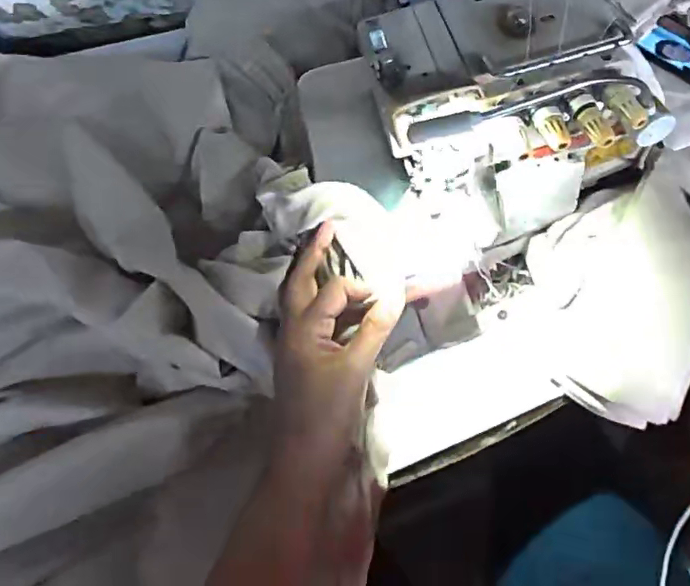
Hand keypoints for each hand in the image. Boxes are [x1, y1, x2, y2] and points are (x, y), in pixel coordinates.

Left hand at [272, 221, 403, 470]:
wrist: (303, 463)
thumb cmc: (326, 414)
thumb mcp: (356, 369)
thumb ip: (375, 327)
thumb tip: (397, 291)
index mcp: (302, 328)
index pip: (334, 291)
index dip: (362, 288)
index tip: (387, 297)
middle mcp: (293, 329)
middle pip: (300, 281)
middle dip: (314, 253)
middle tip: (327, 227)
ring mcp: (295, 344)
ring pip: (301, 298)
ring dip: (316, 274)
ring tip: (330, 249)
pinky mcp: (303, 358)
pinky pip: (313, 319)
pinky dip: (327, 304)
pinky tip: (344, 302)